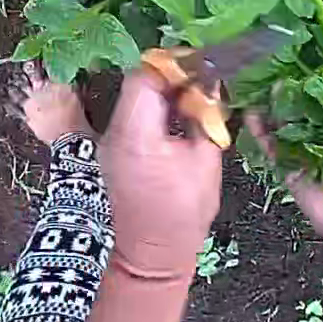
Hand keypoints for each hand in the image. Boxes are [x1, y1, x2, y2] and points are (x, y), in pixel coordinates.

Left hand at [100, 71, 221, 281]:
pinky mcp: (115, 149)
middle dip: (172, 74)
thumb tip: (211, 85)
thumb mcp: (205, 161)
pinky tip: (183, 112)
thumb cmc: (182, 215)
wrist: (150, 257)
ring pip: (136, 96)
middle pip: (138, 83)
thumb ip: (206, 118)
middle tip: (204, 75)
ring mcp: (110, 141)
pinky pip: (136, 114)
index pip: (144, 77)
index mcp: (136, 135)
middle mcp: (114, 133)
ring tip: (198, 92)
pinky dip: (159, 106)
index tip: (202, 65)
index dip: (173, 64)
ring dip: (166, 89)